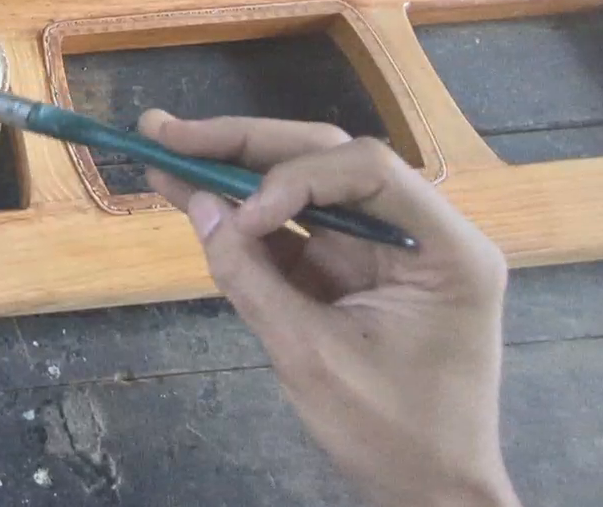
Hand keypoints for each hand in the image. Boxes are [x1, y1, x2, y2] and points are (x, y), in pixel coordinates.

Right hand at [140, 112, 516, 506]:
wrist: (424, 492)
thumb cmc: (391, 434)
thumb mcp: (313, 358)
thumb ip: (251, 277)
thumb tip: (196, 204)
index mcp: (442, 248)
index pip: (364, 170)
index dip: (294, 178)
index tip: (243, 217)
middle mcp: (411, 226)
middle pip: (319, 156)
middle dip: (238, 143)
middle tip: (166, 131)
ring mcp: (370, 240)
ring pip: (293, 174)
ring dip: (225, 161)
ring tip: (160, 141)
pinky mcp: (338, 258)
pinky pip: (280, 216)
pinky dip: (230, 202)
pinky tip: (180, 183)